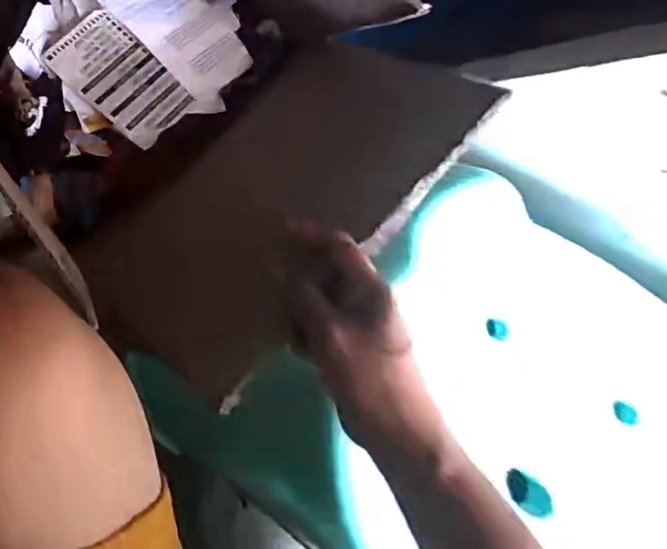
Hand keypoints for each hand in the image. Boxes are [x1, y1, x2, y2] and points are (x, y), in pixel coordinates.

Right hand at [282, 219, 446, 457]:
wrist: (401, 437)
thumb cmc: (368, 377)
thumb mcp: (327, 330)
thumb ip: (299, 292)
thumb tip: (273, 257)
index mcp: (371, 291)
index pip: (341, 247)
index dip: (311, 234)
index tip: (278, 230)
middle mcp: (368, 302)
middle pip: (328, 270)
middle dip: (298, 269)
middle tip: (266, 268)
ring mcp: (361, 325)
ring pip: (321, 297)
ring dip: (297, 299)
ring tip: (273, 306)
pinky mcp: (352, 346)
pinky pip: (321, 321)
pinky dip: (303, 323)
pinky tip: (290, 338)